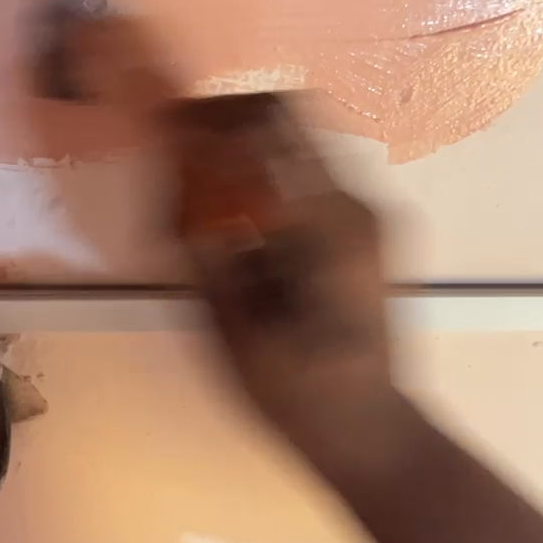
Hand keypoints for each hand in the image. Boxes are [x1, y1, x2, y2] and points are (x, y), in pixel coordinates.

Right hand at [164, 93, 398, 449]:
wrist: (370, 429)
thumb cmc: (292, 391)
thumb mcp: (230, 323)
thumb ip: (204, 245)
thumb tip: (175, 178)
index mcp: (321, 226)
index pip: (264, 126)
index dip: (209, 113)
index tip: (169, 118)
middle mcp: (355, 203)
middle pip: (287, 114)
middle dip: (227, 118)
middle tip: (185, 144)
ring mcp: (373, 211)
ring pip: (301, 137)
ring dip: (249, 144)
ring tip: (210, 182)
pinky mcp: (374, 225)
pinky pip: (314, 171)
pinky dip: (272, 172)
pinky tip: (247, 214)